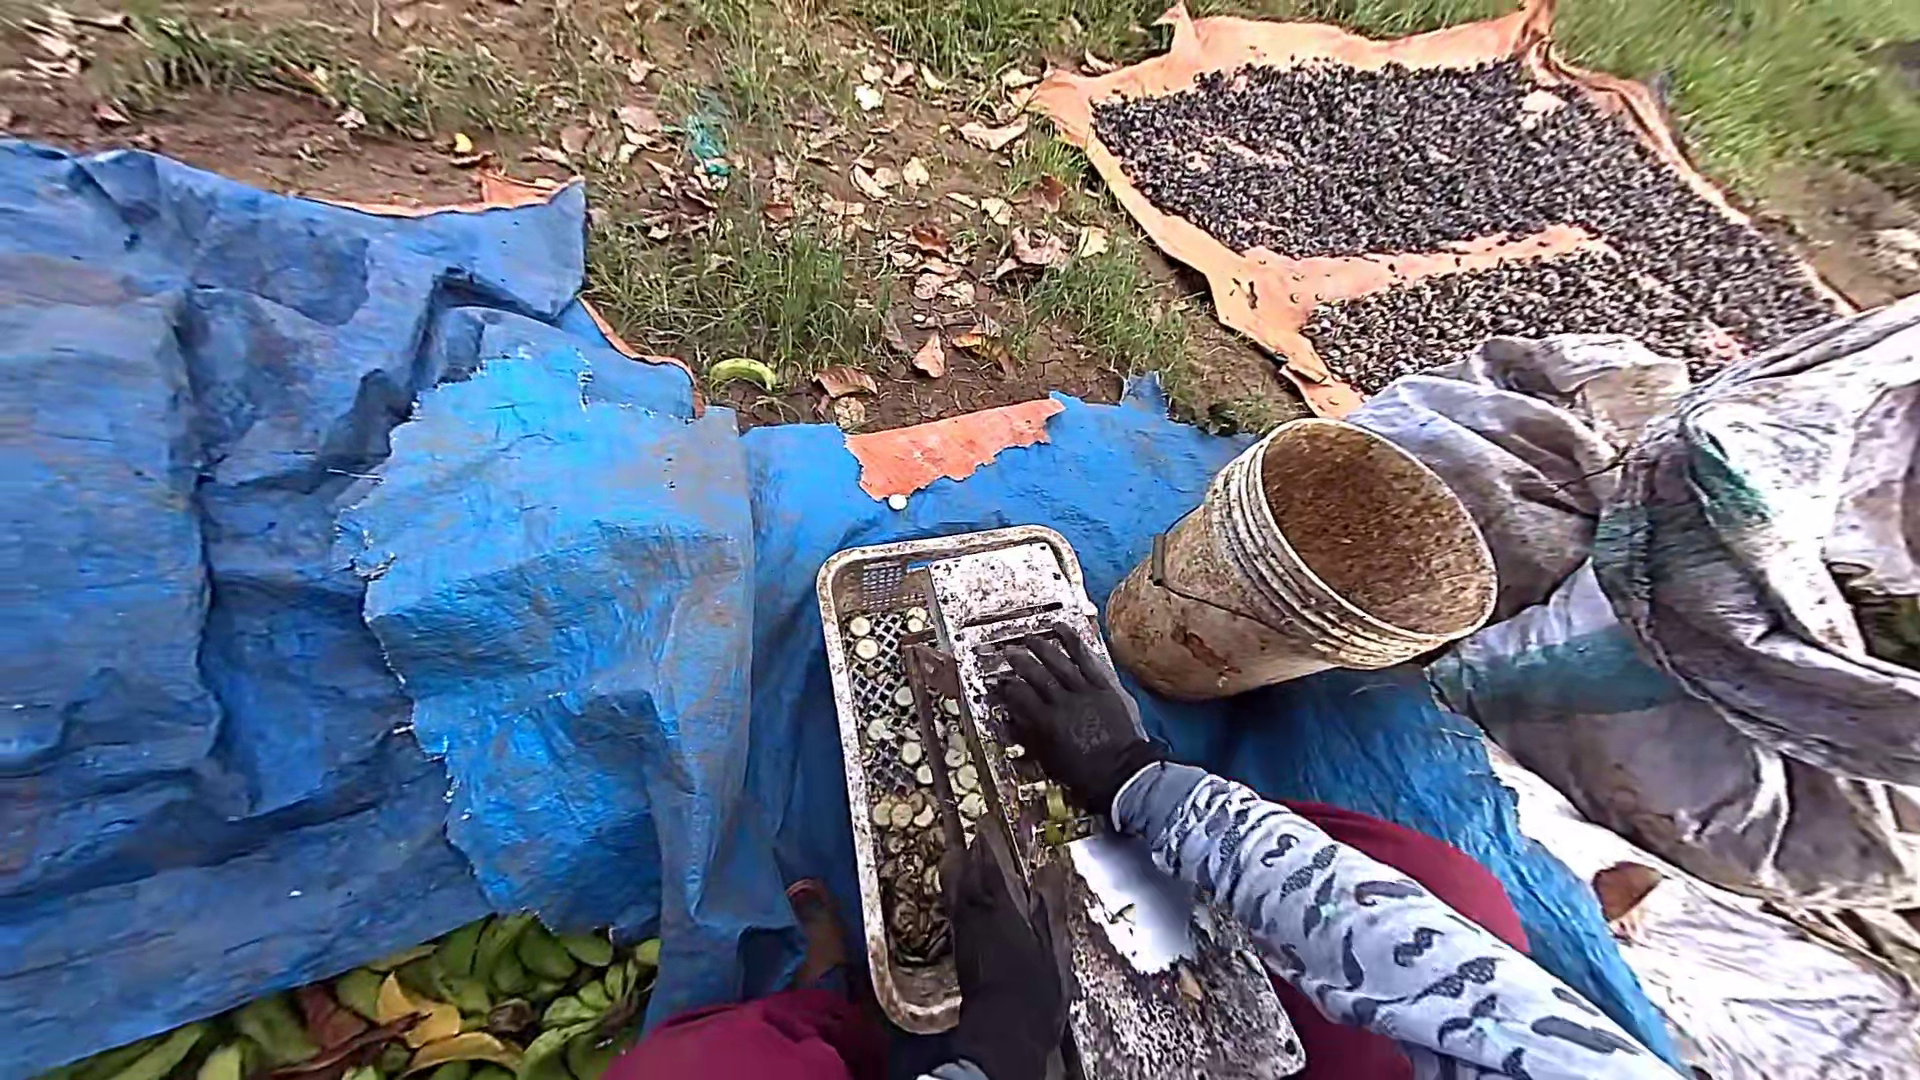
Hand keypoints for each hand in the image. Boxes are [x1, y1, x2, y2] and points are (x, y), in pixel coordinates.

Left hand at [945, 839, 1063, 1079]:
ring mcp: (961, 922)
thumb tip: (1051, 865)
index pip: (988, 853)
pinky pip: (952, 898)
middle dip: (969, 843)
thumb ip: (1050, 902)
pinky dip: (957, 884)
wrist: (1002, 1034)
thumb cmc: (1033, 990)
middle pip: (962, 861)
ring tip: (968, 851)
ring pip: (952, 878)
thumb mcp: (1054, 946)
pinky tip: (970, 889)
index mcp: (998, 899)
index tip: (989, 816)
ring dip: (959, 861)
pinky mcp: (957, 940)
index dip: (989, 831)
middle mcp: (973, 904)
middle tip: (978, 829)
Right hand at [999, 628, 1164, 815]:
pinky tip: (1062, 630)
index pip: (1020, 697)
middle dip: (1019, 661)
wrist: (1124, 773)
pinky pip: (1086, 660)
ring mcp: (1084, 691)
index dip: (1007, 687)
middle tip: (1008, 652)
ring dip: (1041, 648)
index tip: (999, 682)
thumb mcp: (1050, 761)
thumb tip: (1011, 722)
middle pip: (1036, 675)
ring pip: (1058, 663)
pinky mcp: (1103, 686)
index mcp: (1048, 722)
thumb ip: (1029, 738)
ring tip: (1029, 638)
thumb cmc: (1087, 774)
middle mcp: (1063, 702)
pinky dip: (1073, 643)